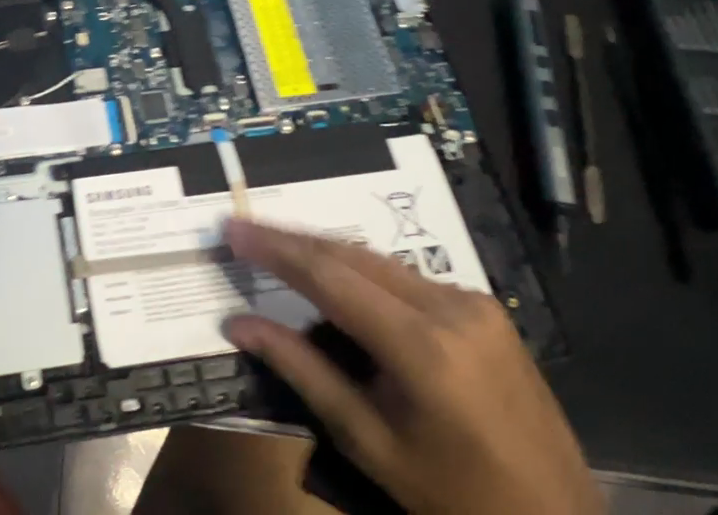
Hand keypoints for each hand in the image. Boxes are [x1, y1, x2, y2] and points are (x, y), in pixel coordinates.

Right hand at [223, 219, 601, 514]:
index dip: (274, 249)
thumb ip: (303, 371)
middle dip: (293, 239)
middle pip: (353, 255)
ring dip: (325, 253)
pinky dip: (361, 273)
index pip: (329, 276)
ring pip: (379, 261)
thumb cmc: (454, 495)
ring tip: (276, 250)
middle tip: (243, 231)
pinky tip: (335, 282)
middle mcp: (450, 306)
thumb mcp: (368, 442)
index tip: (232, 230)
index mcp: (421, 345)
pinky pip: (406, 277)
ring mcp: (474, 303)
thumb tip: (241, 325)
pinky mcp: (485, 309)